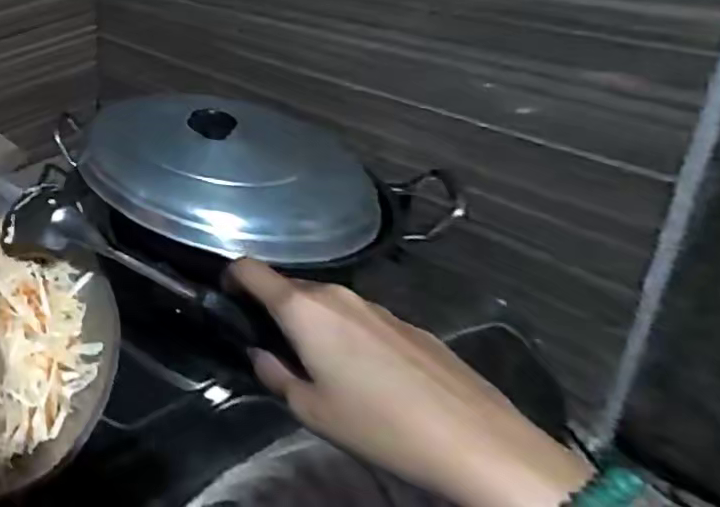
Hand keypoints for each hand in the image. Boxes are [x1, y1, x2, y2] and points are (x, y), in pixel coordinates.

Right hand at [227, 259, 593, 506]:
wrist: (489, 450)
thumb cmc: (383, 427)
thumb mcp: (312, 411)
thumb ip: (274, 375)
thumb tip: (262, 355)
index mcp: (302, 308)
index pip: (249, 268)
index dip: (231, 278)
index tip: (230, 299)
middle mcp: (336, 296)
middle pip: (290, 287)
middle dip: (278, 309)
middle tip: (282, 347)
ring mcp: (380, 309)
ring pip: (331, 305)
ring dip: (319, 325)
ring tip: (334, 368)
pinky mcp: (416, 329)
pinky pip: (368, 322)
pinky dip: (357, 339)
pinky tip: (380, 381)